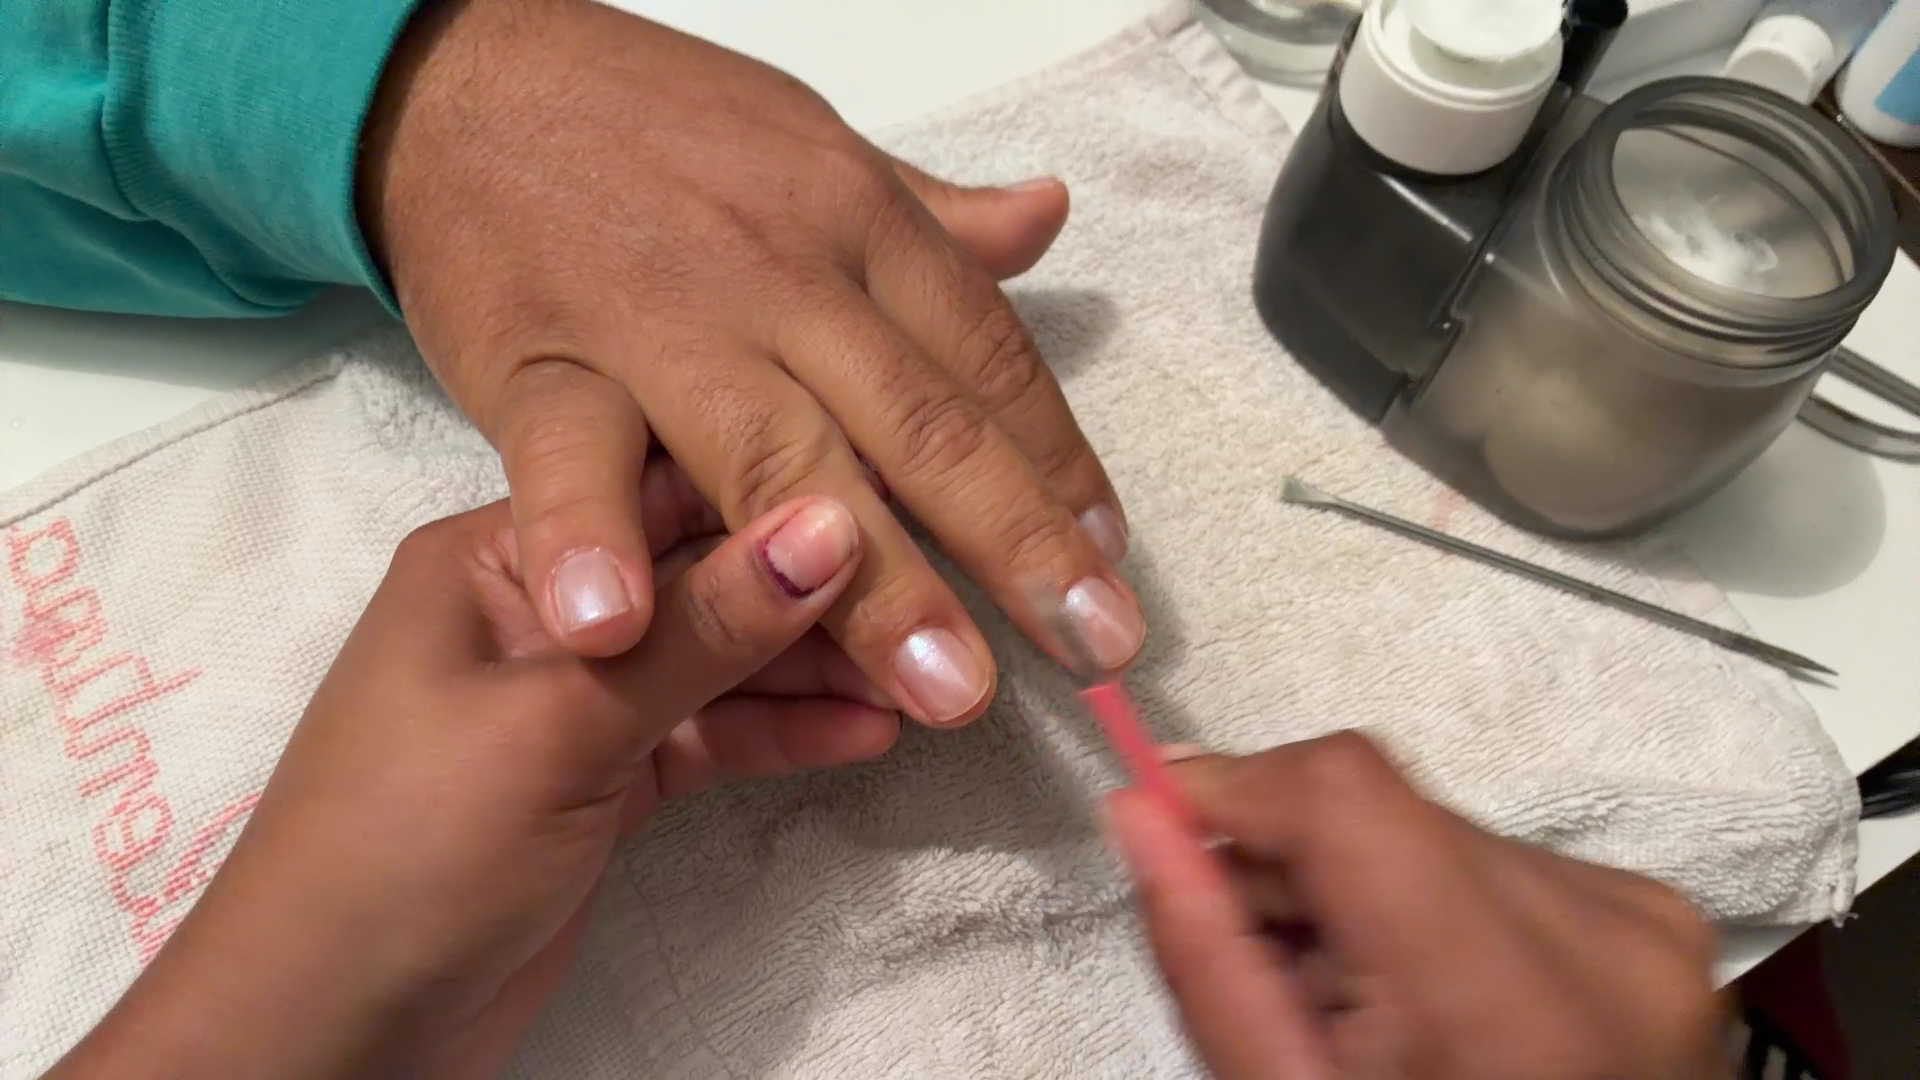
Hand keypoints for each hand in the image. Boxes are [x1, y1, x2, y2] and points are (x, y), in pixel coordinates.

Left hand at [50, 483, 894, 1079]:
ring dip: (820, 675)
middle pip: (716, 579)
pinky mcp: (623, 760)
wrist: (334, 1052)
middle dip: (819, 603)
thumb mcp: (566, 722)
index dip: (787, 495)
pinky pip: (722, 728)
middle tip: (925, 619)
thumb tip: (837, 523)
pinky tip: (868, 734)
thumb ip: (707, 624)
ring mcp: (597, 687)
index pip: (674, 489)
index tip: (895, 510)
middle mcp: (563, 603)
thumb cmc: (411, 852)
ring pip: (730, 659)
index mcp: (516, 552)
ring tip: (920, 686)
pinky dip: (788, 730)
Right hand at [357, 0, 1141, 726]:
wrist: (477, 83)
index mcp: (867, 227)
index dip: (1063, 468)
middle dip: (1015, 548)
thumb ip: (941, 218)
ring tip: (944, 690)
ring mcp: (662, 325)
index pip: (992, 363)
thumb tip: (1049, 211)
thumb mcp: (831, 155)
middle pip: (924, 427)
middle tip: (1090, 649)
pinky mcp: (540, 364)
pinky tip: (618, 629)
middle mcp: (786, 279)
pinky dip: (593, 537)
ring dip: (866, 585)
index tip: (1108, 560)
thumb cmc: (673, 135)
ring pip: (782, 461)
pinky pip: (572, 457)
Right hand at [1110, 735, 1723, 1079]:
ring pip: (1394, 813)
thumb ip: (1200, 951)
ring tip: (1336, 973)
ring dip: (1331, 873)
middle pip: (1356, 798)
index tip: (1171, 814)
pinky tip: (1395, 968)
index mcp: (1507, 998)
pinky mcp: (1626, 900)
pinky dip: (1389, 885)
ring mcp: (1622, 911)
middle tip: (1261, 943)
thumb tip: (1139, 812)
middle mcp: (1587, 931)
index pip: (1338, 786)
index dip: (1233, 783)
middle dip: (1274, 854)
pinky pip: (1449, 837)